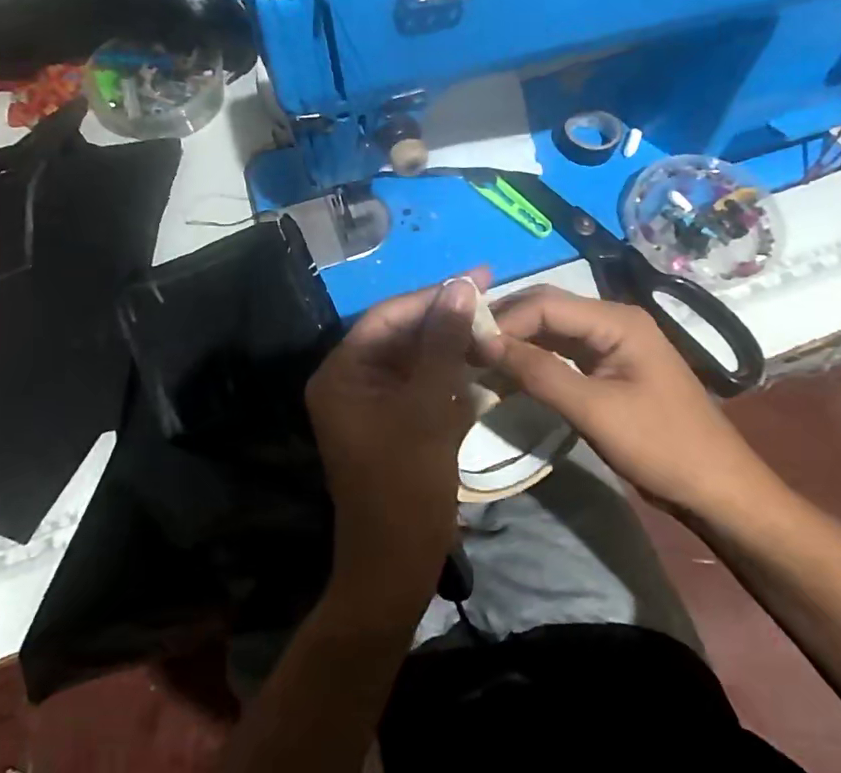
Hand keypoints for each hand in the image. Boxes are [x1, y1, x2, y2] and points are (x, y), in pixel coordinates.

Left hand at [304, 269, 485, 592]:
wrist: (398, 563)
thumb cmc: (406, 482)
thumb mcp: (427, 407)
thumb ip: (443, 343)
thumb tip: (459, 286)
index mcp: (344, 373)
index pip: (391, 316)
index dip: (436, 294)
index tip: (482, 277)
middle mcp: (354, 382)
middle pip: (406, 334)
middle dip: (450, 322)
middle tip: (496, 307)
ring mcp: (376, 405)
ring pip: (420, 359)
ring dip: (456, 348)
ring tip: (497, 335)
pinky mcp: (398, 424)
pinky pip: (426, 386)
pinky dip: (454, 376)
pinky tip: (485, 366)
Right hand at [481, 286, 772, 516]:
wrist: (713, 485)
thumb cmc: (660, 444)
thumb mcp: (595, 409)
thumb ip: (540, 372)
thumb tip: (486, 342)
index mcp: (617, 320)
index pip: (546, 303)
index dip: (504, 320)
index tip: (464, 345)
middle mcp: (614, 321)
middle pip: (549, 311)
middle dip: (507, 327)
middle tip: (463, 350)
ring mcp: (613, 345)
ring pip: (554, 333)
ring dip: (519, 344)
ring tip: (477, 362)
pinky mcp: (611, 369)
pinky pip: (566, 355)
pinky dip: (537, 363)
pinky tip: (510, 376)